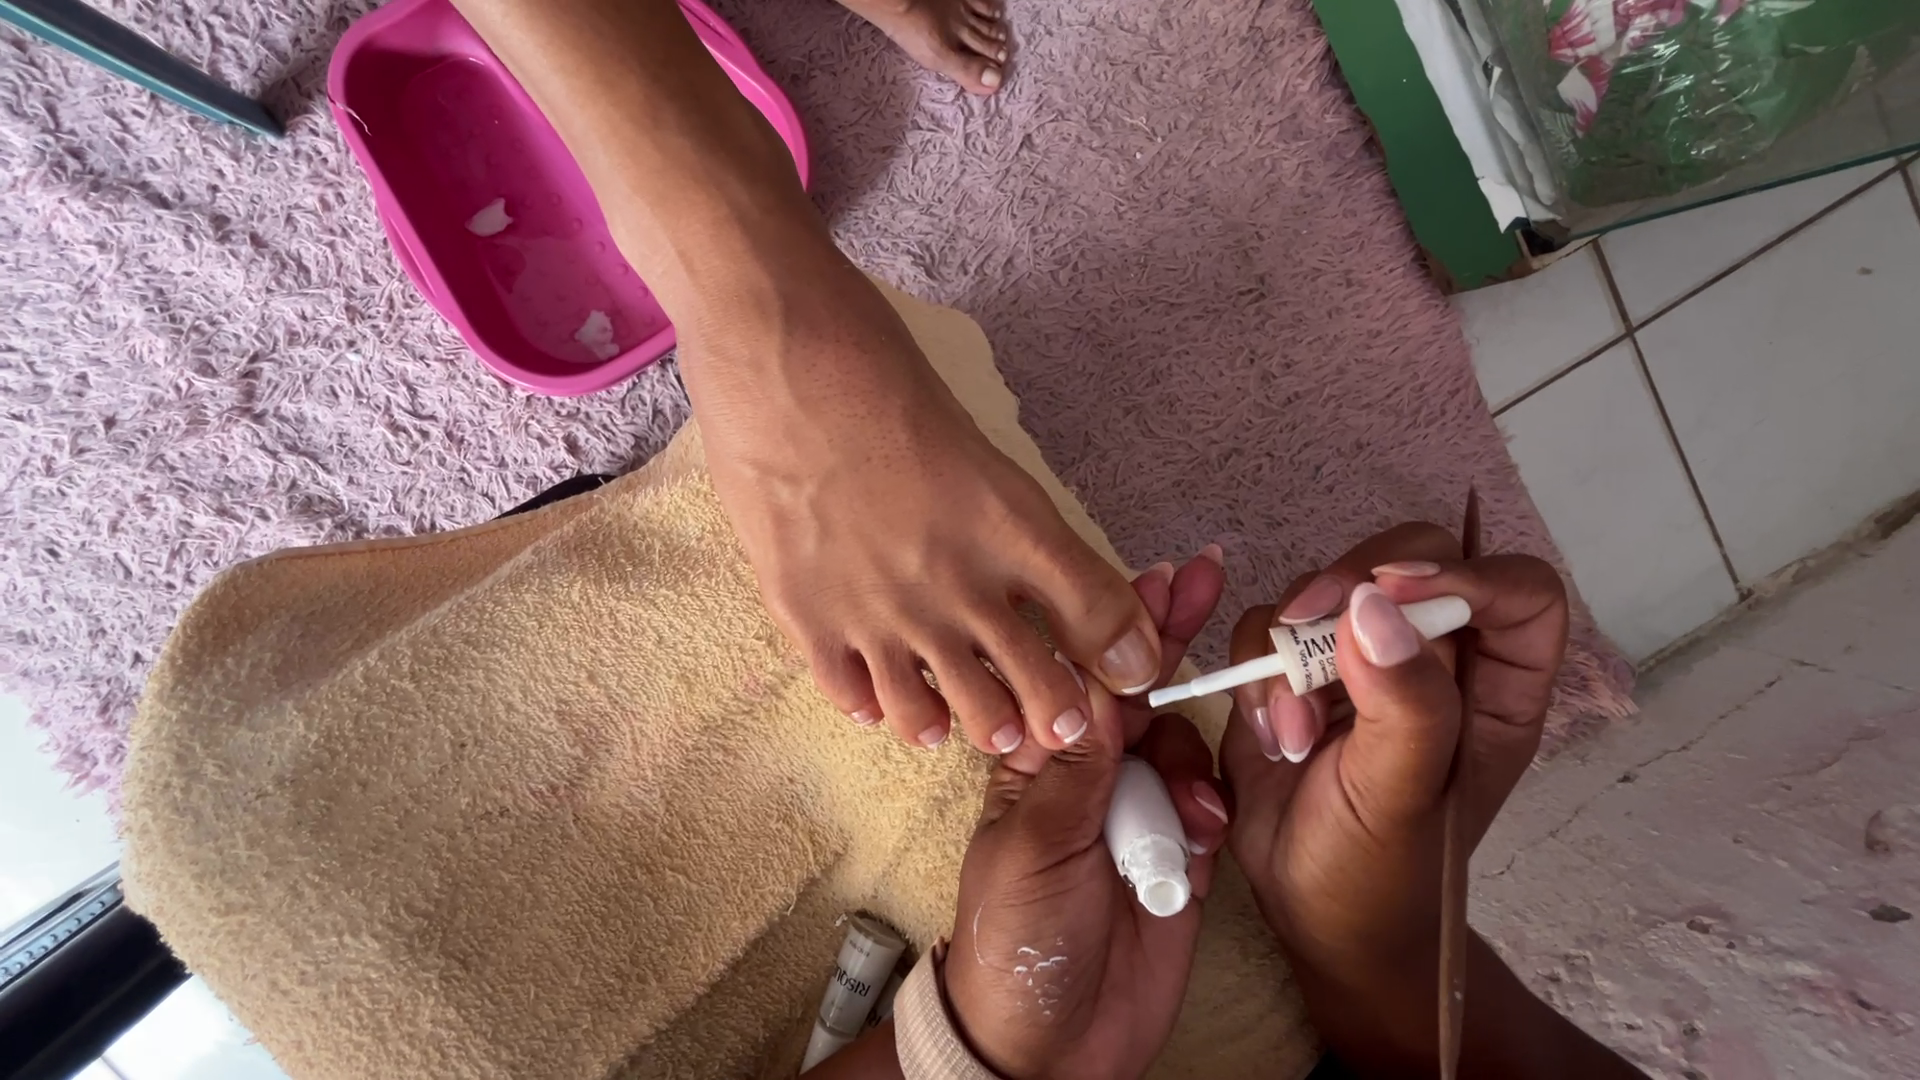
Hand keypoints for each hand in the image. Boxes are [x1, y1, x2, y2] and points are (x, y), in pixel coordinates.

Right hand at [689, 272, 1165, 755]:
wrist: (780, 356)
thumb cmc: (881, 374)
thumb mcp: (975, 441)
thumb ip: (1012, 520)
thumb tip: (1032, 575)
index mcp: (1011, 528)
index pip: (1097, 616)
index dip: (1123, 658)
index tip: (1121, 673)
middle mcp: (955, 586)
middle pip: (1032, 686)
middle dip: (1052, 714)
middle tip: (1043, 718)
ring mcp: (880, 611)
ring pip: (941, 714)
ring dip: (962, 721)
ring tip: (959, 720)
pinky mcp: (808, 617)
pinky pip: (854, 696)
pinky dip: (874, 705)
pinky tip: (878, 698)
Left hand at [942, 556, 1231, 1079]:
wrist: (1051, 1045)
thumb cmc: (1017, 936)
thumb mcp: (1037, 845)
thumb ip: (1077, 769)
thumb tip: (1096, 683)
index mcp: (1043, 758)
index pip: (1084, 676)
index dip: (1121, 625)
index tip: (1164, 576)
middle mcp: (1093, 771)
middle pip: (1140, 693)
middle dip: (1172, 641)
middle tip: (1208, 581)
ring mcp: (1139, 808)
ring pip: (1182, 747)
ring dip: (1189, 767)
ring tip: (1186, 822)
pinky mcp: (1182, 850)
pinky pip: (1209, 805)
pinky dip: (1211, 813)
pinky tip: (1201, 843)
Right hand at [1220, 523, 1569, 1067]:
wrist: (1305, 907)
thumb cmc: (1379, 871)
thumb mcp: (1403, 795)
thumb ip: (1406, 702)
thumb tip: (1375, 603)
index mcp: (1492, 690)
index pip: (1515, 593)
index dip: (1464, 575)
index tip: (1390, 591)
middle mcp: (1427, 660)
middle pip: (1405, 560)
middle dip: (1346, 586)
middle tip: (1304, 625)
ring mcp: (1354, 661)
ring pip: (1322, 592)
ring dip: (1289, 652)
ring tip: (1287, 731)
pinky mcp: (1290, 670)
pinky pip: (1266, 628)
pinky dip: (1252, 670)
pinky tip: (1265, 731)